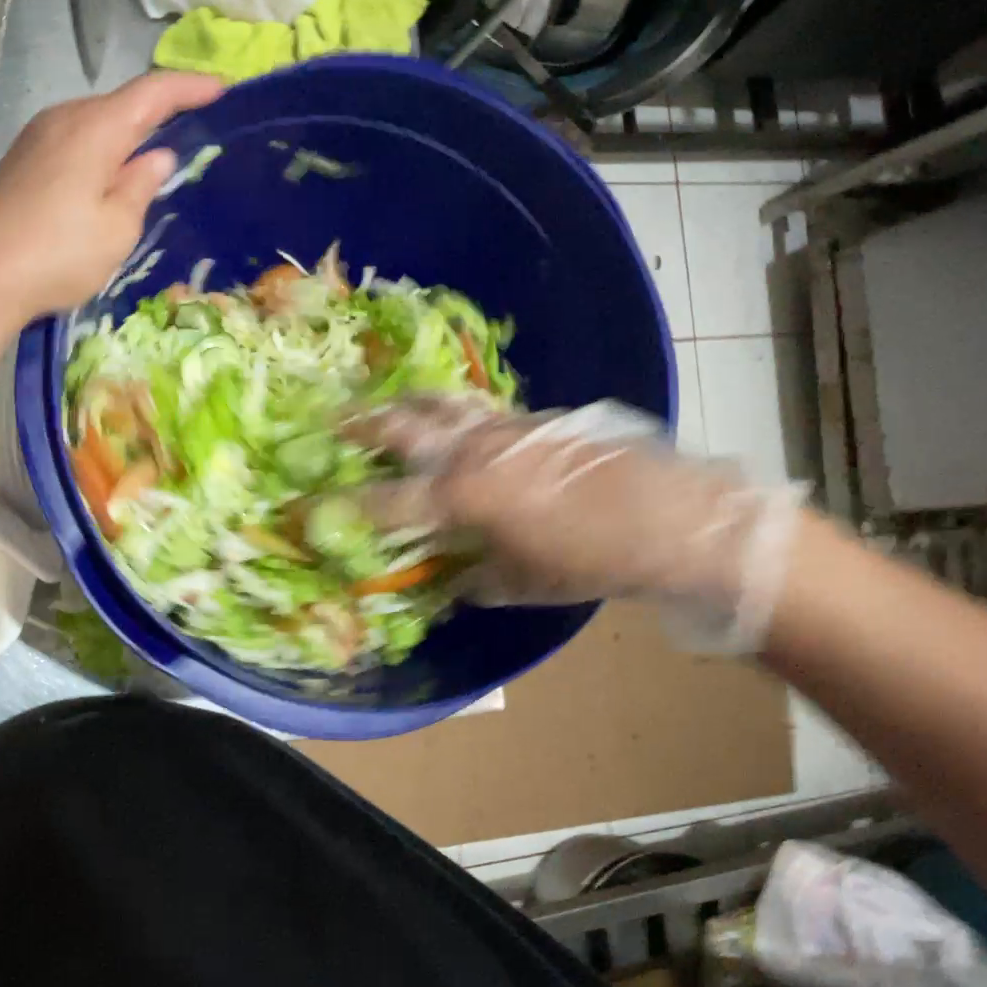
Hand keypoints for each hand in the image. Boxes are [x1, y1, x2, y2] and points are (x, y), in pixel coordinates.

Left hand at [0, 72, 224, 325]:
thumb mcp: (116, 229)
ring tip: (147, 161)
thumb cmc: (58, 256)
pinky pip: (69, 145)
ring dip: (122, 138)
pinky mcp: (18, 164)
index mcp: (94, 128)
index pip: (152, 93)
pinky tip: (102, 181)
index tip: (220, 91)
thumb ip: (141, 187)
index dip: (189, 89)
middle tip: (187, 131)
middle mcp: (62, 119)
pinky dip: (95, 154)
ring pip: (91, 126)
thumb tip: (157, 156)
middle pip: (118, 106)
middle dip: (155, 115)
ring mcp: (34, 140)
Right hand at [346, 395, 806, 653]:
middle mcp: (471, 451)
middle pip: (398, 426)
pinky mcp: (537, 418)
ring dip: (405, 403)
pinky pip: (482, 408)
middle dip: (357, 424)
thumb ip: (473, 579)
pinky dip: (456, 412)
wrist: (679, 520)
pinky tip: (458, 421)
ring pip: (440, 402)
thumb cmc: (591, 562)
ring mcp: (505, 427)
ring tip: (386, 403)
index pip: (380, 502)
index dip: (339, 508)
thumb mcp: (522, 583)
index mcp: (457, 497)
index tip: (307, 508)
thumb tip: (450, 582)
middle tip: (329, 421)